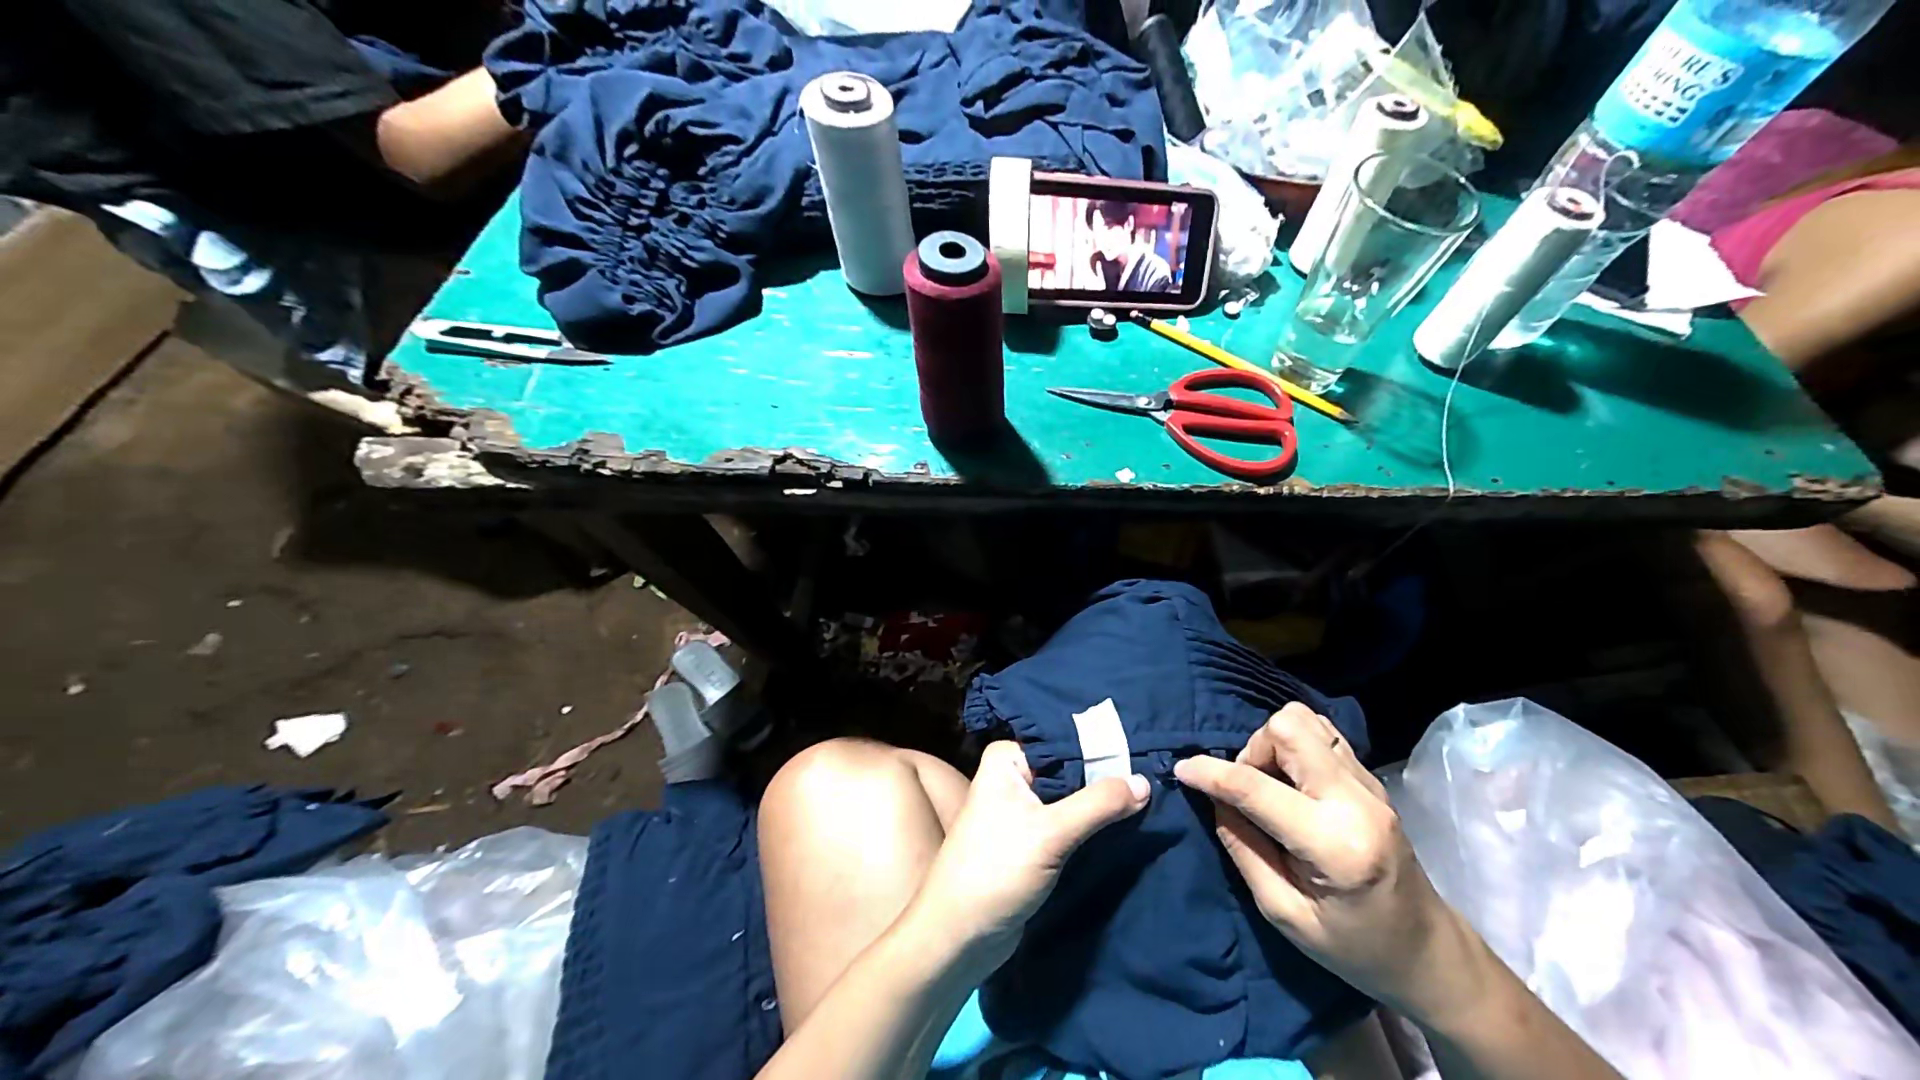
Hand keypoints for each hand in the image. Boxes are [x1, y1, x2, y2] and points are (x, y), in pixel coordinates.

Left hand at [906, 741, 1149, 977]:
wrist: (961, 936)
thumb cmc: (996, 872)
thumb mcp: (1051, 833)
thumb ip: (1099, 804)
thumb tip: (1144, 780)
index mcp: (1008, 758)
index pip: (1066, 740)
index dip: (1105, 747)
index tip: (1149, 750)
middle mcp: (1014, 776)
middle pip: (1072, 768)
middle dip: (1108, 777)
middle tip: (1158, 775)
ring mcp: (1023, 809)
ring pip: (1074, 798)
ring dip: (1105, 804)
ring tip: (1153, 796)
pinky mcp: (1034, 840)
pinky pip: (1071, 823)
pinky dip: (1095, 825)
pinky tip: (1130, 823)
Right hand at [1173, 703, 1478, 1019]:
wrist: (1428, 952)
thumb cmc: (1353, 948)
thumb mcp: (1283, 913)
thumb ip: (1243, 847)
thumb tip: (1214, 796)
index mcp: (1335, 844)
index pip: (1255, 786)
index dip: (1209, 773)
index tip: (1182, 769)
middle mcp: (1356, 801)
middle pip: (1287, 727)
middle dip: (1251, 751)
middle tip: (1247, 790)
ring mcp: (1369, 784)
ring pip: (1304, 720)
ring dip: (1273, 744)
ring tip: (1271, 785)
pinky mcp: (1371, 778)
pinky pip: (1321, 733)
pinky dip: (1294, 746)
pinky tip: (1291, 781)